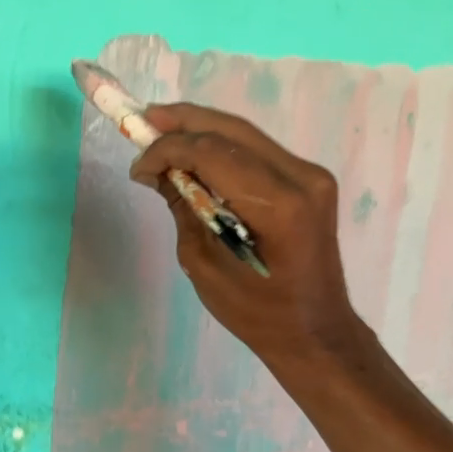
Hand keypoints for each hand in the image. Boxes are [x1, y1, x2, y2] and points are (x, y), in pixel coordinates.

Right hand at [131, 103, 359, 372]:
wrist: (314, 331)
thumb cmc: (256, 312)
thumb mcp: (204, 264)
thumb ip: (184, 207)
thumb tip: (159, 171)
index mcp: (276, 205)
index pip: (212, 152)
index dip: (168, 149)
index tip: (138, 165)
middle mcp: (300, 178)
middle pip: (231, 131)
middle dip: (183, 122)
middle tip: (143, 120)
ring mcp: (310, 176)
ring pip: (245, 135)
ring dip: (201, 130)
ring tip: (161, 130)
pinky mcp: (309, 181)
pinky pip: (257, 151)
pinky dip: (222, 147)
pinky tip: (195, 153)